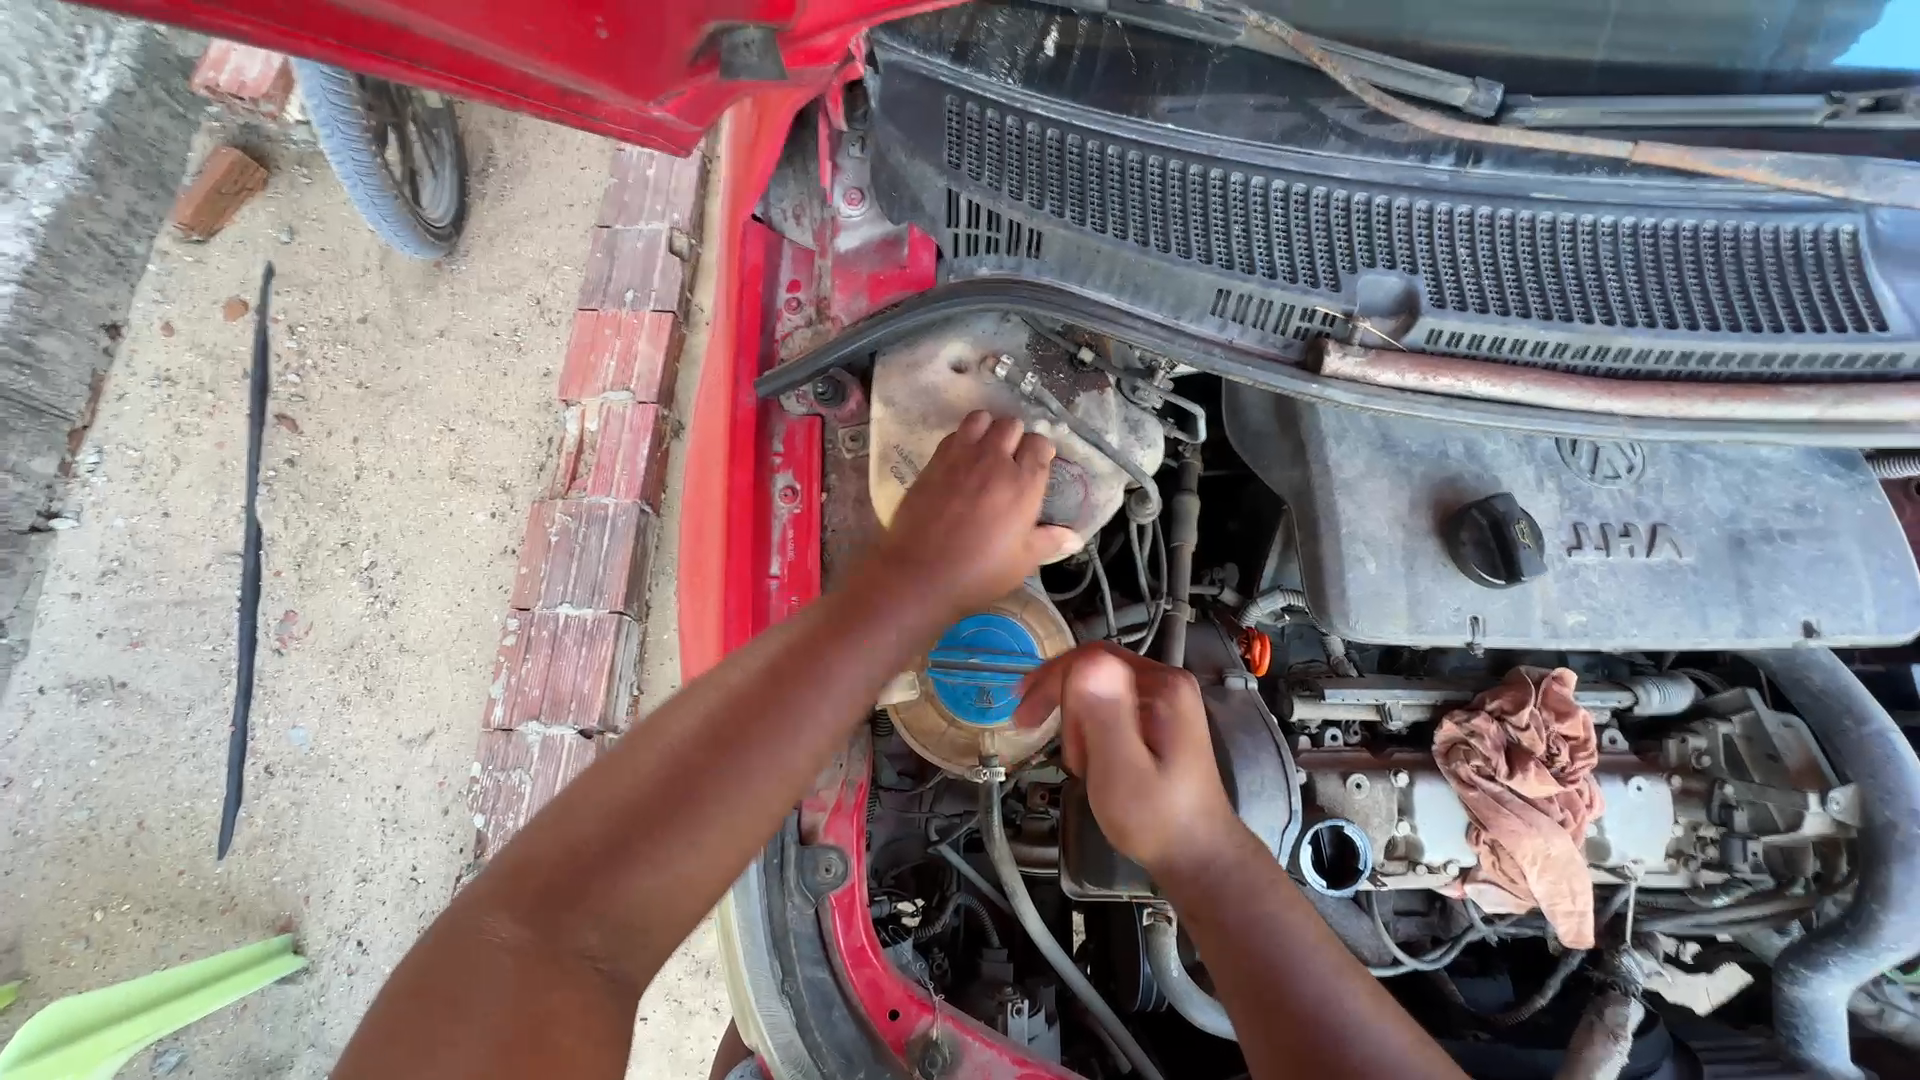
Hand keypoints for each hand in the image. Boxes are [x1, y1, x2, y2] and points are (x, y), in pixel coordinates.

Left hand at [868, 411, 1078, 621]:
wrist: (919, 573)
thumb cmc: (978, 572)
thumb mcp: (1021, 562)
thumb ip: (1048, 541)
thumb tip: (1073, 537)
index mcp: (1023, 484)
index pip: (1040, 445)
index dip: (1041, 450)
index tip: (1038, 462)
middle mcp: (994, 461)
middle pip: (1011, 425)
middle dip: (1017, 436)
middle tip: (1012, 458)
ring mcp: (961, 457)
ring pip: (981, 419)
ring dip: (988, 428)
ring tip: (987, 449)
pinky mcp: (934, 461)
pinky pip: (954, 433)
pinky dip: (963, 438)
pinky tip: (962, 459)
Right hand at [1014, 642, 1247, 882]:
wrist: (1196, 857)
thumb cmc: (1156, 819)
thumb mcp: (1122, 769)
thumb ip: (1105, 713)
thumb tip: (1086, 662)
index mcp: (1163, 686)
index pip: (1091, 658)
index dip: (1051, 680)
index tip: (1023, 713)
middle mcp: (1166, 683)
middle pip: (1093, 669)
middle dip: (1063, 705)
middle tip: (1035, 733)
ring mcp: (1163, 700)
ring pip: (1096, 689)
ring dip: (1076, 723)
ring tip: (1078, 765)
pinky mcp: (1156, 719)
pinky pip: (1108, 706)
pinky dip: (1089, 731)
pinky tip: (1090, 760)